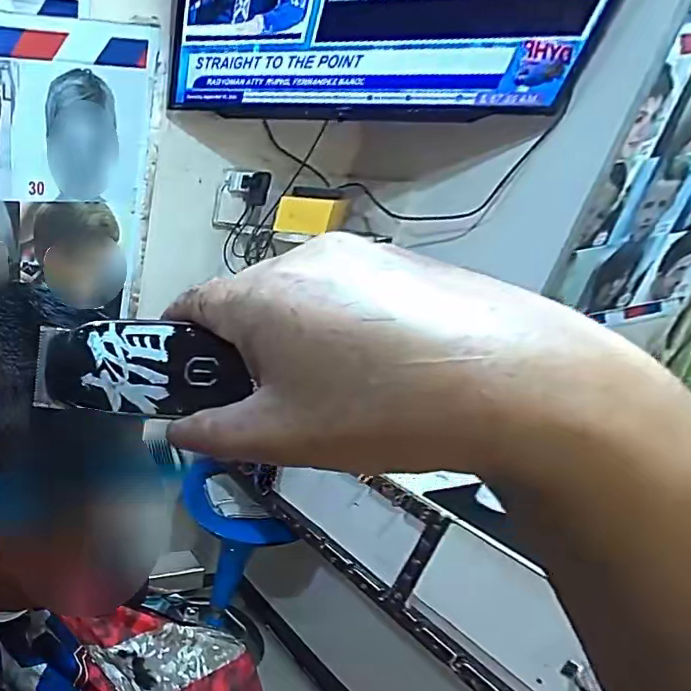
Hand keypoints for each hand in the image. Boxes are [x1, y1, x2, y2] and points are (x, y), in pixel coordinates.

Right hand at [163, 233, 690, 481]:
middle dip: (238, 349)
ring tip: (330, 391)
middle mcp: (303, 258)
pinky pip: (345, 293)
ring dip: (289, 338)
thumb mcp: (279, 437)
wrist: (515, 384)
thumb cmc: (375, 412)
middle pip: (245, 301)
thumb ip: (211, 434)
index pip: (189, 304)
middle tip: (267, 403)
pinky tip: (377, 369)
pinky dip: (337, 328)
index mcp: (260, 294)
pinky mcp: (405, 261)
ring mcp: (361, 253)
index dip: (176, 345)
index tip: (188, 383)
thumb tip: (174, 430)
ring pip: (296, 297)